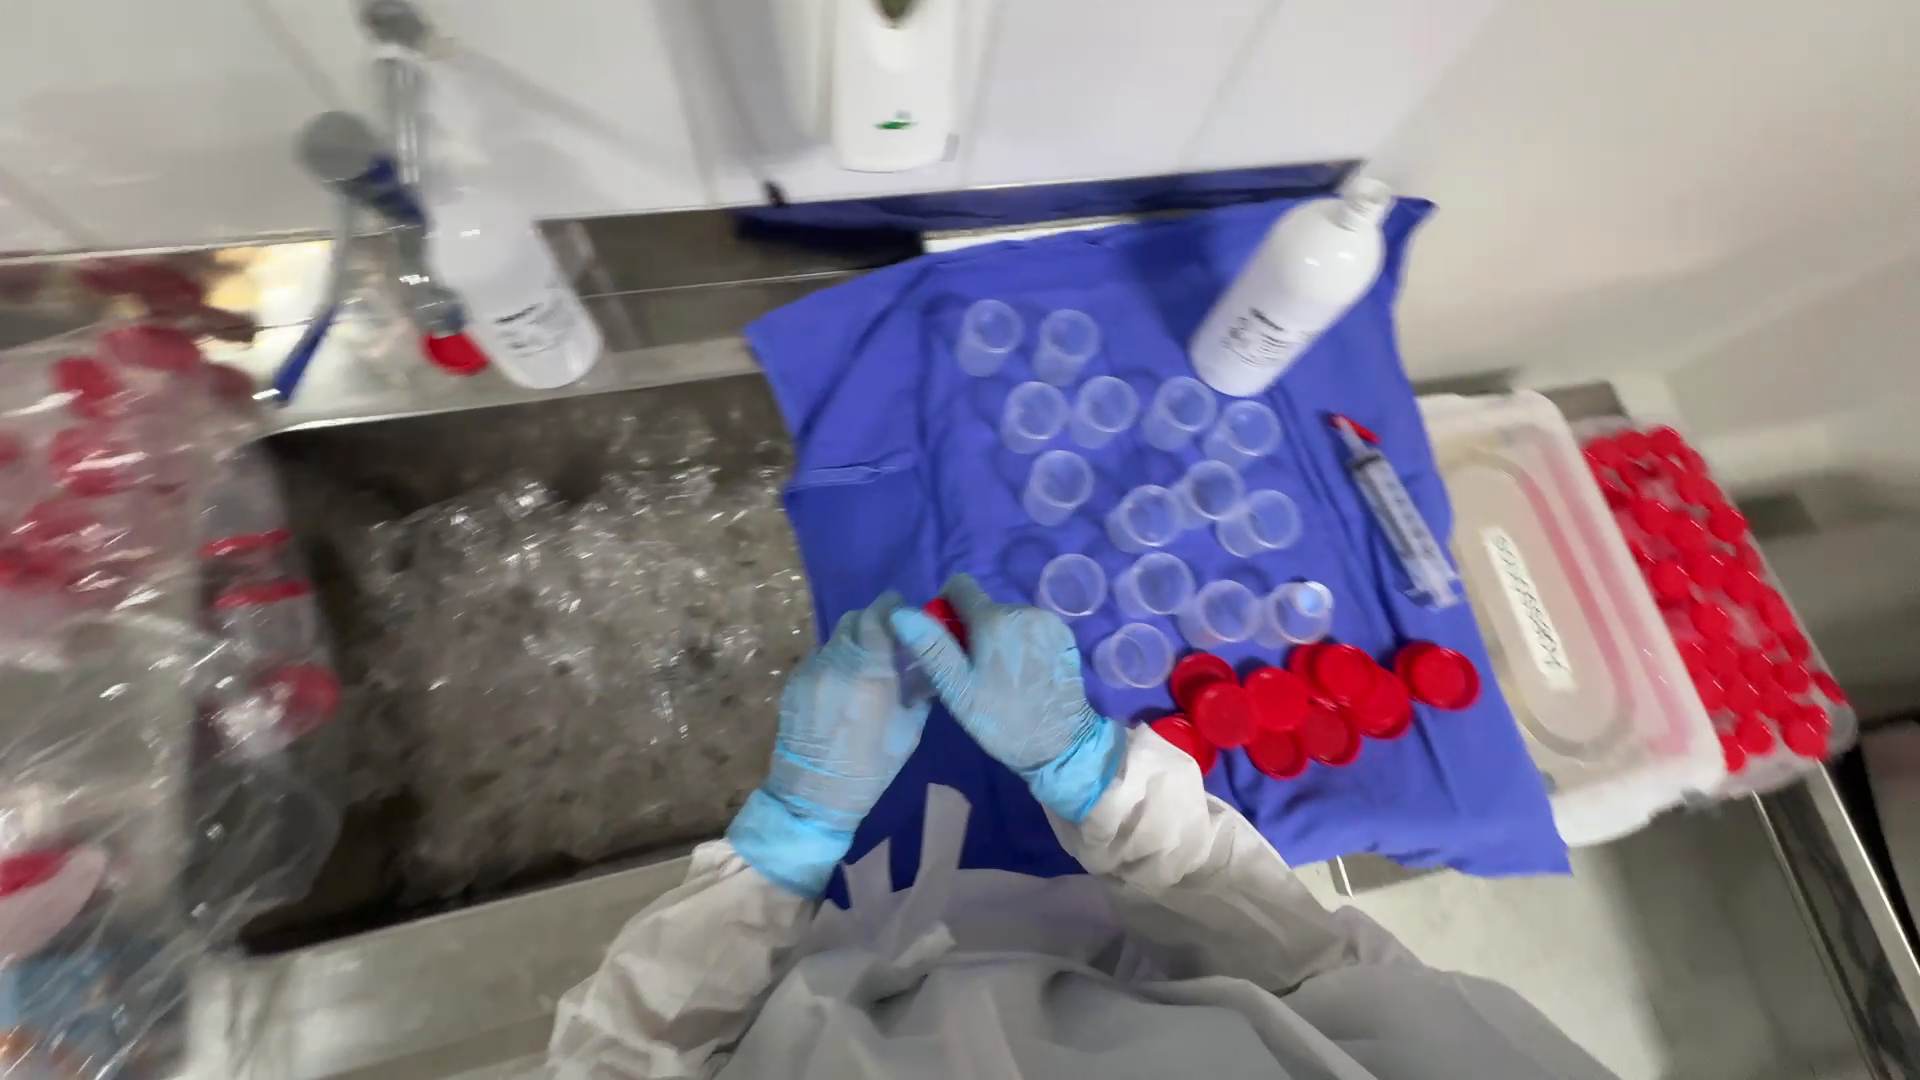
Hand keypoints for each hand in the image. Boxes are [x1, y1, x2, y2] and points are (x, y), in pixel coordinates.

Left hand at [727, 591, 927, 895]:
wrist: (811, 796)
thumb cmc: (870, 768)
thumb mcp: (910, 730)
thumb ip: (920, 687)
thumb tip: (928, 658)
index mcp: (871, 673)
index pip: (879, 614)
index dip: (894, 607)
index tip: (905, 614)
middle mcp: (838, 662)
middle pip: (856, 619)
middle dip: (875, 622)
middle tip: (890, 640)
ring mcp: (812, 669)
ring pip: (837, 637)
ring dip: (855, 641)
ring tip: (867, 665)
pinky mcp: (795, 680)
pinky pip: (821, 656)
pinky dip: (837, 660)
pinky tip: (844, 684)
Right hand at [888, 574, 1122, 821]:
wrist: (1061, 744)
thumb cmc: (1003, 720)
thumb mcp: (958, 690)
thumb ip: (931, 647)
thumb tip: (901, 612)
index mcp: (994, 619)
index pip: (959, 585)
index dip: (946, 607)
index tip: (948, 639)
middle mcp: (1023, 609)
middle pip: (984, 605)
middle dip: (973, 628)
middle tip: (974, 669)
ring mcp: (1048, 620)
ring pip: (1007, 616)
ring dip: (998, 635)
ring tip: (1001, 673)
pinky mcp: (1064, 633)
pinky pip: (1030, 625)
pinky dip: (1021, 640)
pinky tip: (1024, 671)